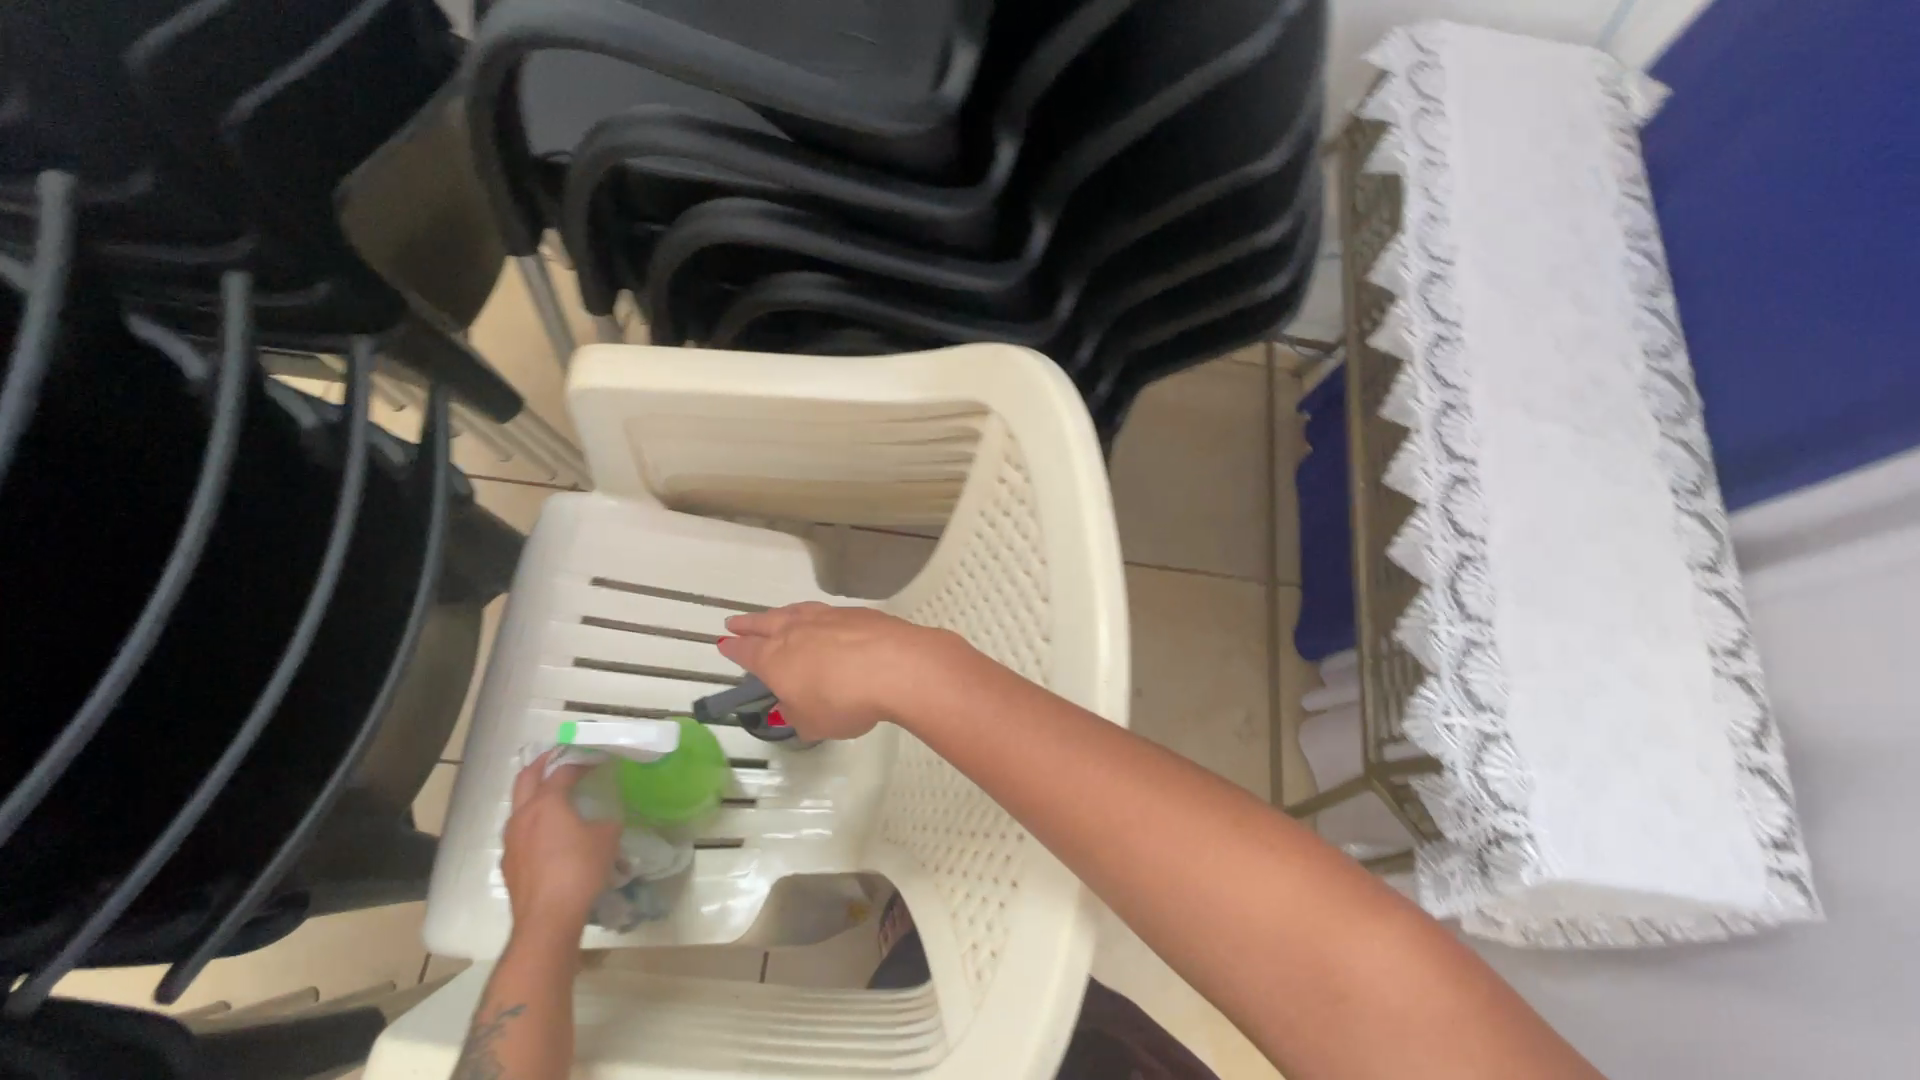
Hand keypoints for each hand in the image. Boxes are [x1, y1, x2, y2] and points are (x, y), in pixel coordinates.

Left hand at [502, 753, 620, 941]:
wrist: (548, 917)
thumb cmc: (580, 870)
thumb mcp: (607, 840)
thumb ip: (606, 823)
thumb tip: (603, 824)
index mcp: (547, 803)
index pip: (562, 772)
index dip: (579, 762)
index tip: (594, 759)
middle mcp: (523, 816)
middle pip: (526, 778)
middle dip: (541, 764)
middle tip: (557, 757)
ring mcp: (512, 840)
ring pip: (519, 806)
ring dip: (534, 795)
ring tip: (554, 797)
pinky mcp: (509, 863)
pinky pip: (520, 833)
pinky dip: (533, 823)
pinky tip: (550, 836)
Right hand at [716, 603, 969, 740]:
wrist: (896, 666)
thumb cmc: (844, 701)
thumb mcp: (812, 723)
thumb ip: (796, 715)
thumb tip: (791, 706)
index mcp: (775, 659)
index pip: (747, 653)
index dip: (734, 650)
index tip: (724, 644)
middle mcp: (796, 631)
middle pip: (765, 624)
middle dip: (748, 624)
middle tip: (735, 622)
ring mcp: (827, 618)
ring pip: (794, 612)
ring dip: (780, 614)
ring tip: (775, 616)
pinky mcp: (857, 614)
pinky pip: (825, 612)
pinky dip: (816, 616)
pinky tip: (823, 622)